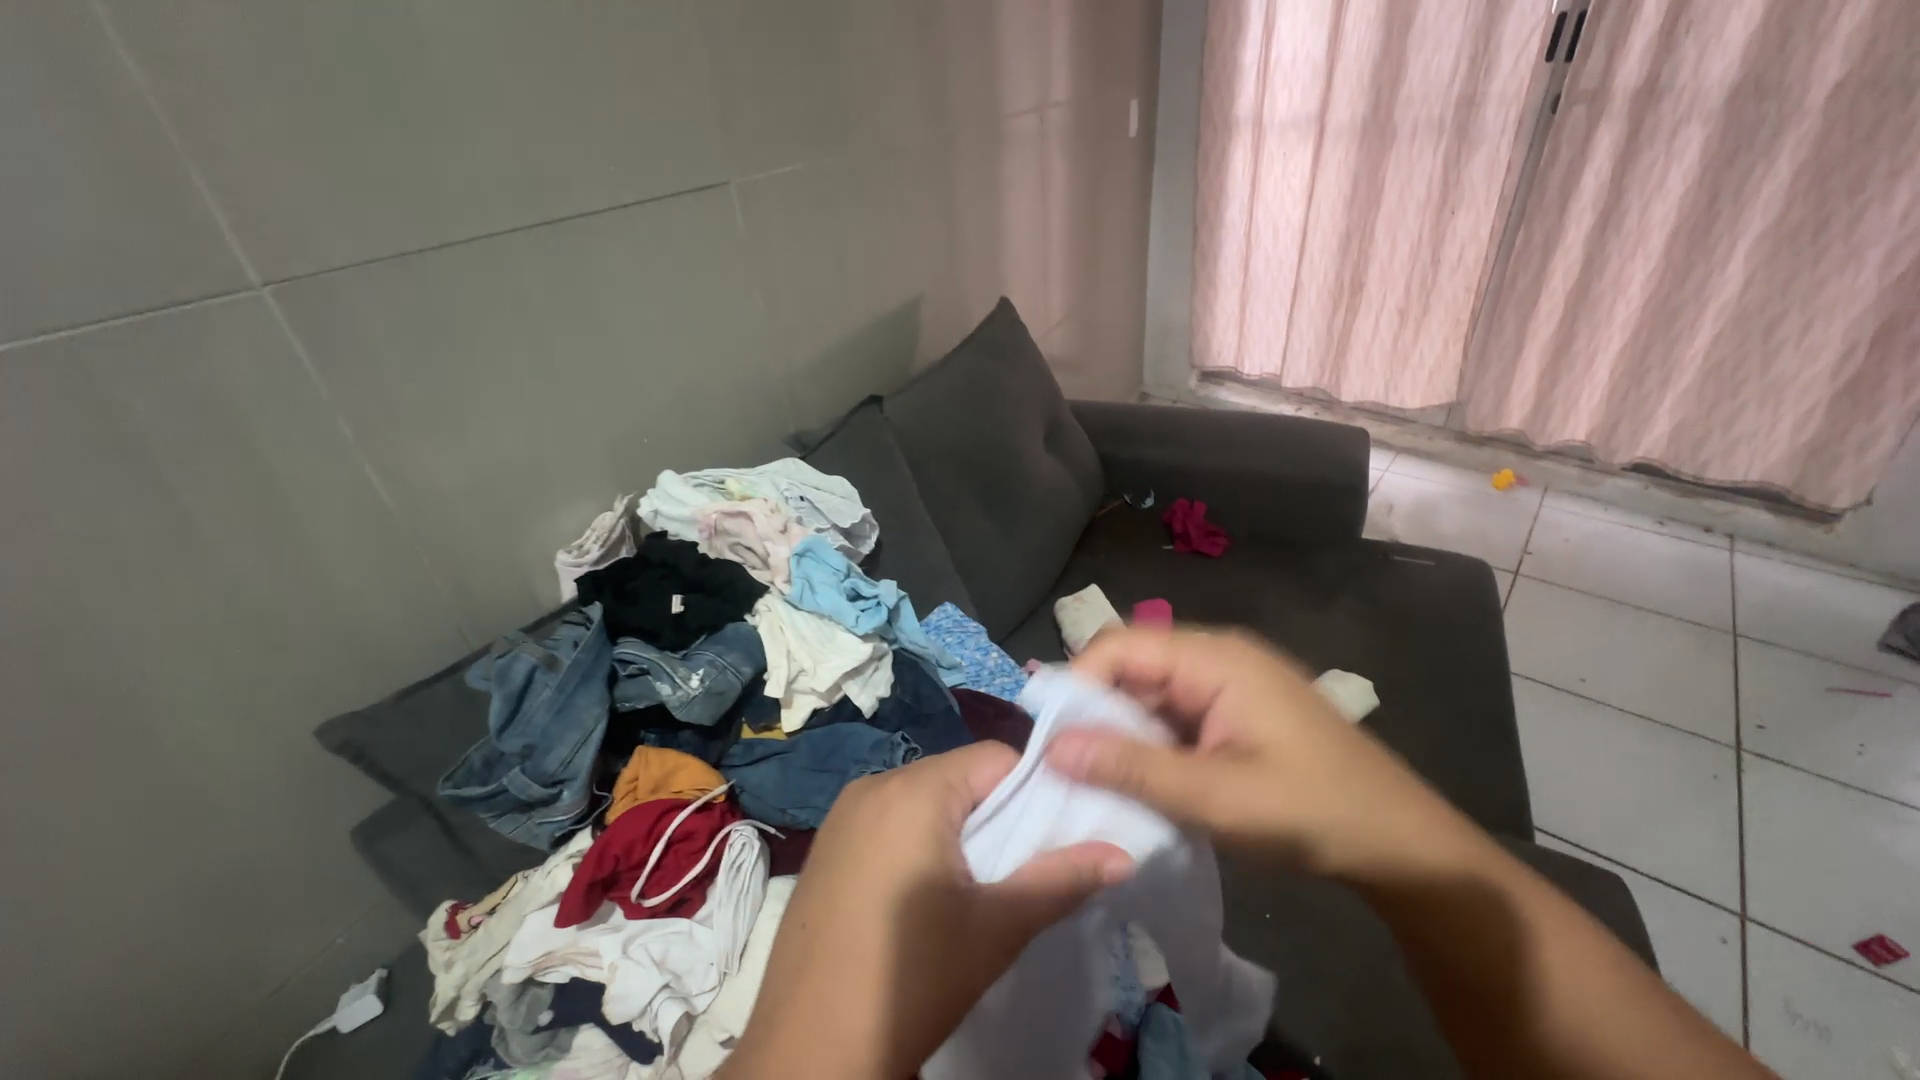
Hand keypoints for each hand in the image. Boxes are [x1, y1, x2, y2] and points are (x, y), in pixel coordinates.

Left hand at [723, 741, 1132, 1079]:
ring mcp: (841, 816)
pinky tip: (927, 899)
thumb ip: (1062, 879)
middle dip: (997, 815)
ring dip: (958, 832)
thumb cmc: (913, 979)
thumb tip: (1123, 854)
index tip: (1058, 834)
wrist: (809, 1049)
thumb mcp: (997, 928)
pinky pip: (889, 823)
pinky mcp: (826, 848)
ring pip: (923, 801)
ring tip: (980, 888)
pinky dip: (918, 844)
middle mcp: (872, 785)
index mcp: (913, 790)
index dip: (1036, 789)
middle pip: (958, 778)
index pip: (995, 758)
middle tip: (1023, 868)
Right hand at [1046, 625, 1473, 882]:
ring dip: (1118, 734)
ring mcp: (1228, 687)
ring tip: (1090, 781)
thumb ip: (1132, 768)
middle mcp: (1217, 658)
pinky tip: (1135, 784)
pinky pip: (1172, 718)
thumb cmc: (1312, 812)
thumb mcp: (1216, 797)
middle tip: (1061, 769)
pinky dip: (1147, 747)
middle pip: (1130, 667)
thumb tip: (1052, 747)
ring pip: (1148, 696)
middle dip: (1093, 713)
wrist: (1401, 844)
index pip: (1119, 646)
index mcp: (1215, 658)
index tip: (1048, 740)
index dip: (1076, 684)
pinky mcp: (1234, 715)